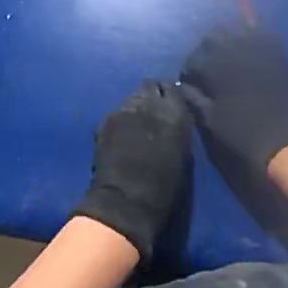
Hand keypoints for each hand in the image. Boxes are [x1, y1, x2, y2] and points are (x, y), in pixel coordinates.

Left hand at [70, 80, 191, 264]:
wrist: (126, 201)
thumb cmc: (164, 187)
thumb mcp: (181, 152)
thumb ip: (176, 127)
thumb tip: (171, 117)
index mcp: (174, 113)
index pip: (172, 89)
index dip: (169, 96)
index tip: (170, 104)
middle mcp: (148, 103)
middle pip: (149, 87)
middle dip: (151, 96)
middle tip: (152, 112)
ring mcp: (123, 109)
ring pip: (132, 97)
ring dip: (135, 106)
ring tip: (136, 123)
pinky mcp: (106, 118)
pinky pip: (117, 110)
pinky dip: (122, 117)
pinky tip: (122, 133)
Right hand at [178, 29, 287, 176]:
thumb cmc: (245, 137)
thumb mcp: (211, 122)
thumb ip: (194, 99)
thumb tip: (183, 85)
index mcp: (215, 69)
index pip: (193, 59)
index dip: (189, 70)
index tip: (190, 80)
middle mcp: (234, 54)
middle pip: (212, 37)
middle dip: (205, 50)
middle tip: (207, 66)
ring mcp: (259, 53)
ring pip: (237, 31)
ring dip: (229, 40)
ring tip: (228, 55)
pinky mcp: (280, 58)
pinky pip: (265, 37)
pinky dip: (255, 38)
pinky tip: (252, 50)